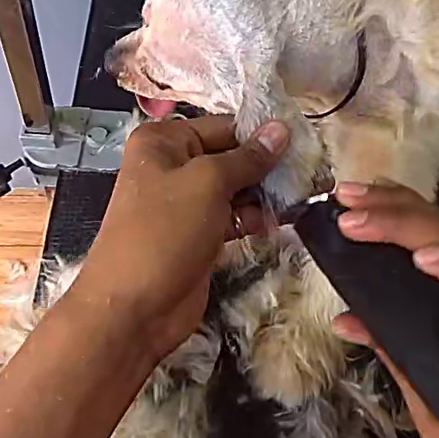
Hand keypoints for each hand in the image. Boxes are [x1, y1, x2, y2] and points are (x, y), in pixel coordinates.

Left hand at [73, 115, 286, 357]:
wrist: (133, 311)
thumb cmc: (163, 234)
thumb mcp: (208, 183)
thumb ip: (248, 157)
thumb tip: (280, 130)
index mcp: (165, 142)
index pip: (224, 127)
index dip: (261, 134)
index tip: (300, 142)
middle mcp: (174, 166)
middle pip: (232, 156)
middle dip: (267, 167)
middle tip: (305, 172)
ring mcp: (187, 202)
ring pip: (237, 187)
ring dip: (265, 194)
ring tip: (296, 198)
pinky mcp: (200, 233)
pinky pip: (234, 215)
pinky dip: (254, 217)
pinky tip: (277, 221)